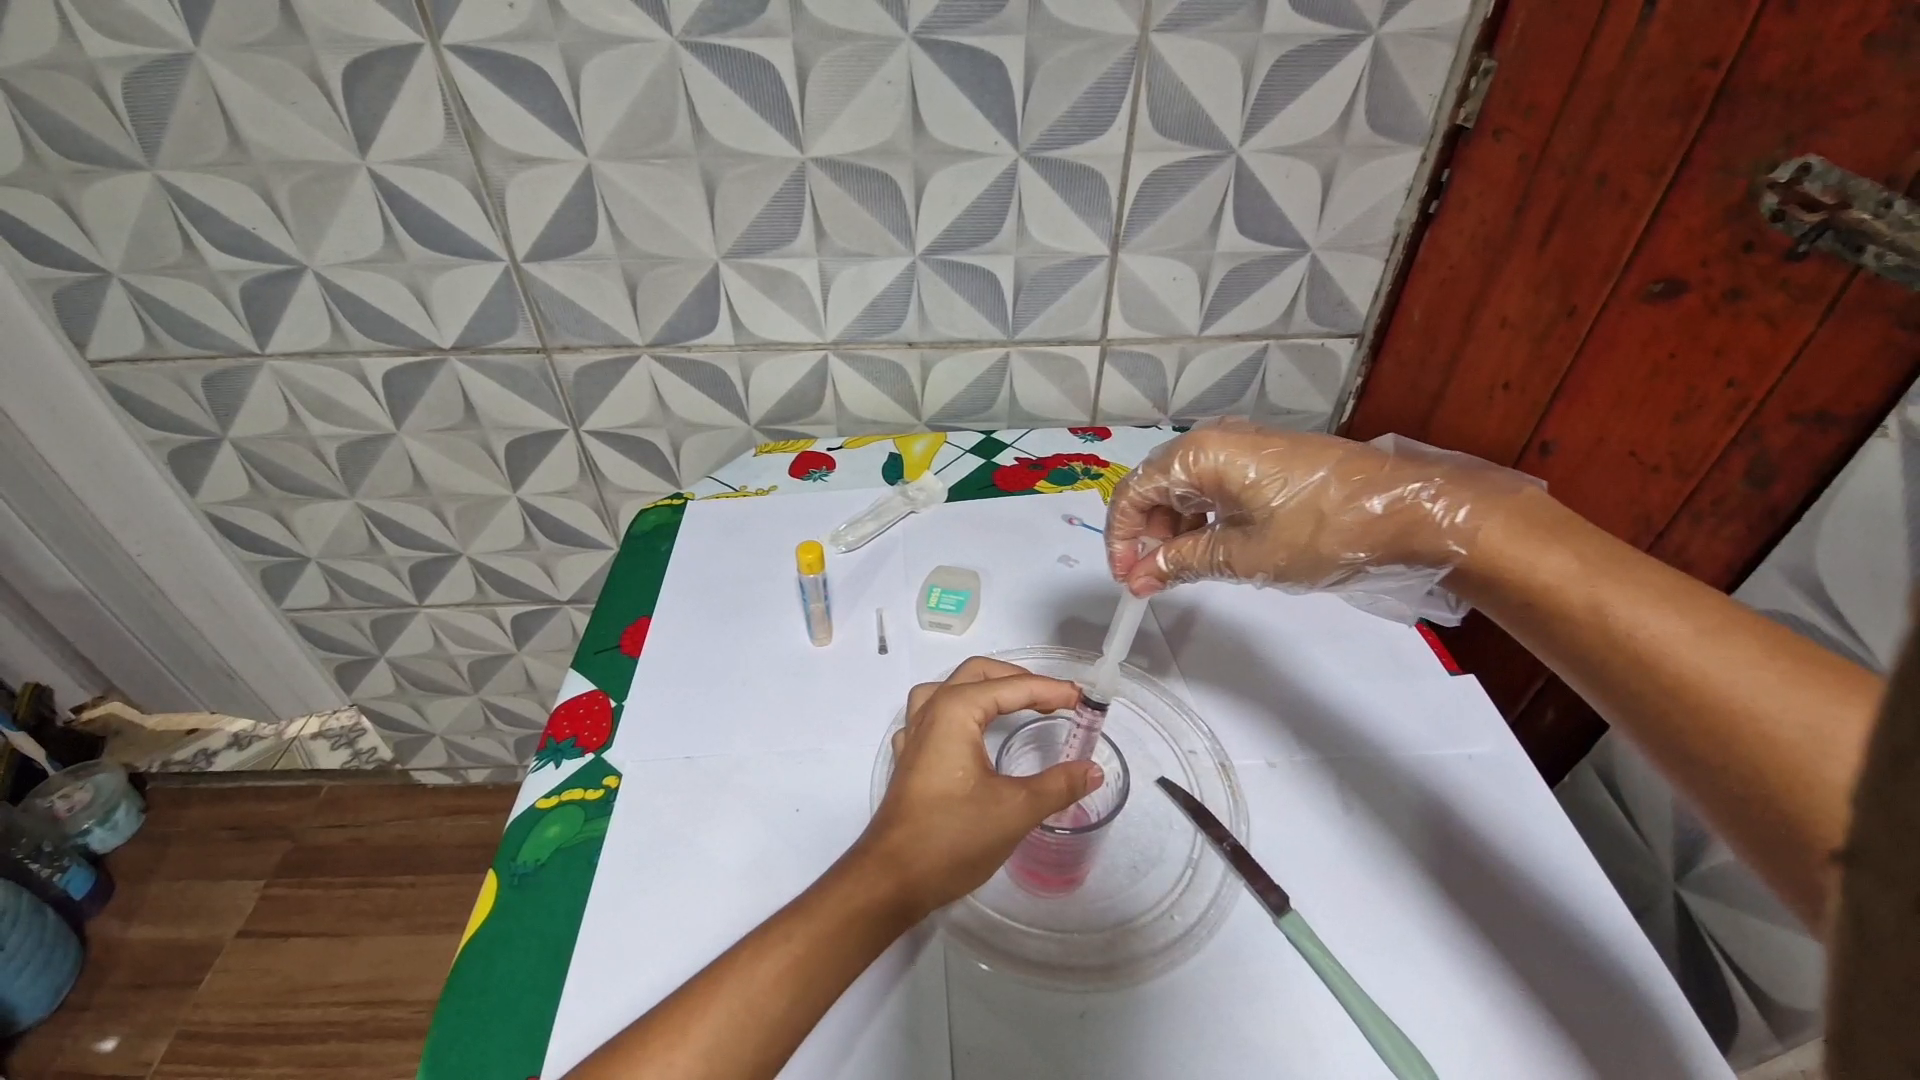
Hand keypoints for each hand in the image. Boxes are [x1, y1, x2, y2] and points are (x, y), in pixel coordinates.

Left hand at [853, 657, 1103, 917]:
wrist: (892, 879)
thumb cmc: (952, 837)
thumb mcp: (1016, 810)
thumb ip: (1058, 785)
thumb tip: (1092, 770)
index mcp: (955, 712)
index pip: (1011, 688)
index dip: (1050, 690)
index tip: (1083, 701)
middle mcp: (931, 712)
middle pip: (978, 674)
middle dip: (1019, 680)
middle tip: (1056, 699)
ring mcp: (914, 735)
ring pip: (950, 689)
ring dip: (985, 688)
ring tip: (1016, 704)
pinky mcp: (910, 759)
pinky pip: (933, 716)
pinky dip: (959, 712)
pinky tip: (970, 733)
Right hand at [1105, 420, 1536, 597]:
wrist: (1408, 510)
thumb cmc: (1320, 530)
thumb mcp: (1243, 555)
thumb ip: (1182, 563)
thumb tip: (1140, 578)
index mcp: (1200, 454)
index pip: (1133, 492)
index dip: (1121, 538)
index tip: (1127, 578)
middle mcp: (1214, 441)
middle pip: (1155, 487)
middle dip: (1145, 535)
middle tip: (1150, 578)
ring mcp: (1242, 447)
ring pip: (1184, 488)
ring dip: (1173, 530)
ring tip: (1180, 570)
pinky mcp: (1264, 460)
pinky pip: (1213, 487)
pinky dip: (1202, 520)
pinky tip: (1210, 549)